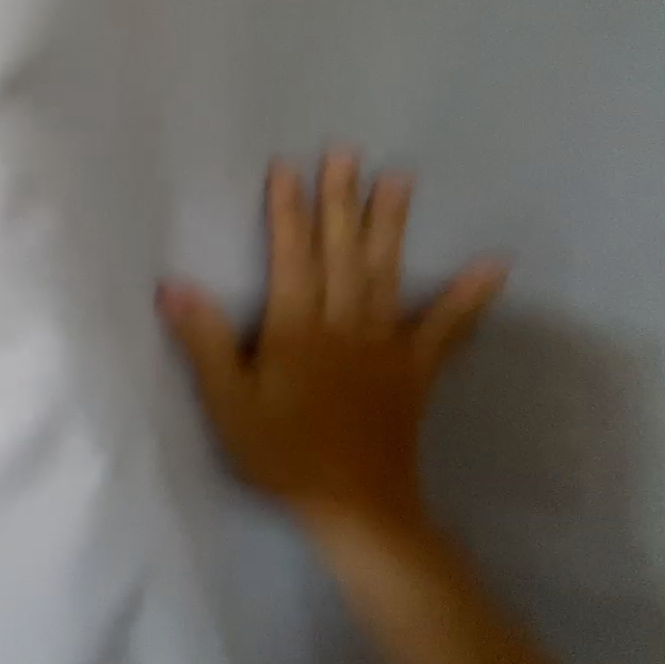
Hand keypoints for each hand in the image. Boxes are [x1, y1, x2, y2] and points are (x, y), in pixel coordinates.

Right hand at [157, 149, 508, 530]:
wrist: (356, 510)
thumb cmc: (280, 451)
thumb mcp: (226, 400)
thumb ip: (204, 340)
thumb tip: (173, 285)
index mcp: (297, 330)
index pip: (292, 257)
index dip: (288, 211)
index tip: (286, 168)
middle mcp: (346, 326)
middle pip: (343, 253)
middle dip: (341, 201)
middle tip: (345, 153)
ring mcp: (386, 347)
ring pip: (387, 274)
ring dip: (391, 225)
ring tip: (399, 180)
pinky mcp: (414, 371)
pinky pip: (445, 329)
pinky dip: (469, 296)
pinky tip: (491, 265)